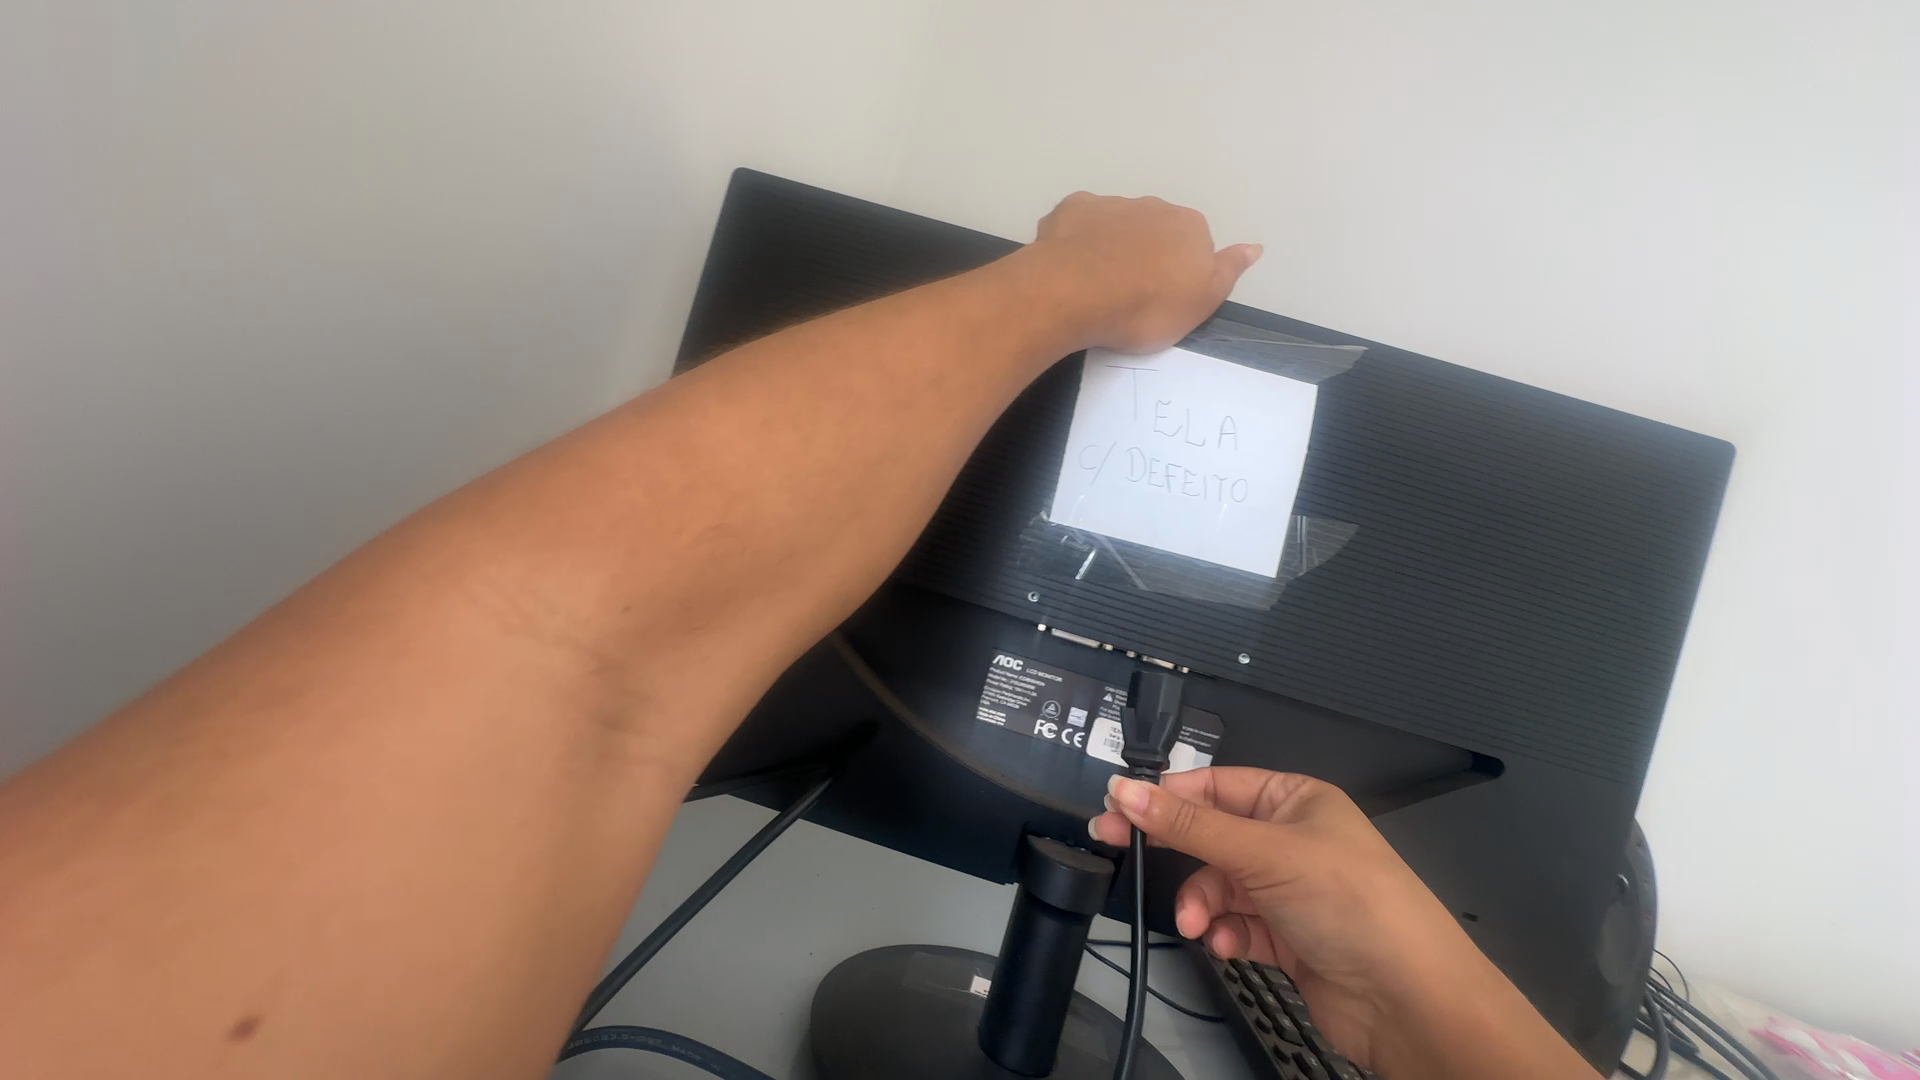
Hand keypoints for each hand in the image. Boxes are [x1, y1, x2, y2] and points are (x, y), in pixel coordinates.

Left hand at [1022, 192, 1261, 353]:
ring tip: (1093, 285)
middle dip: (1142, 255)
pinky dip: (1074, 239)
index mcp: (1189, 227)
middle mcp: (1153, 207)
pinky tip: (1067, 264)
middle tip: (1126, 295)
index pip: (1193, 245)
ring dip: (1108, 247)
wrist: (1078, 293)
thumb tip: (1254, 247)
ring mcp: (1110, 204)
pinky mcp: (1071, 209)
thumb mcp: (1200, 303)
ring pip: (1114, 224)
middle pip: (1153, 230)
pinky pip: (1077, 222)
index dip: (1177, 274)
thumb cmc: (1146, 307)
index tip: (1160, 300)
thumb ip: (1227, 272)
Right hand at [1090, 769, 1596, 1078]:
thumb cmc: (1354, 906)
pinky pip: (1236, 923)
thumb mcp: (1263, 852)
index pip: (1213, 785)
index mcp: (1293, 799)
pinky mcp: (1288, 935)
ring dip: (1201, 902)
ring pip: (1219, 882)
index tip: (1117, 806)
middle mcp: (1290, 838)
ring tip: (1198, 924)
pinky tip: (1226, 944)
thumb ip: (1188, 825)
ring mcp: (1290, 888)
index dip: (1164, 795)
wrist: (1414, 1006)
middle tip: (1116, 844)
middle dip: (1172, 848)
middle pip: (1210, 833)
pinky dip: (1224, 932)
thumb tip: (1126, 791)